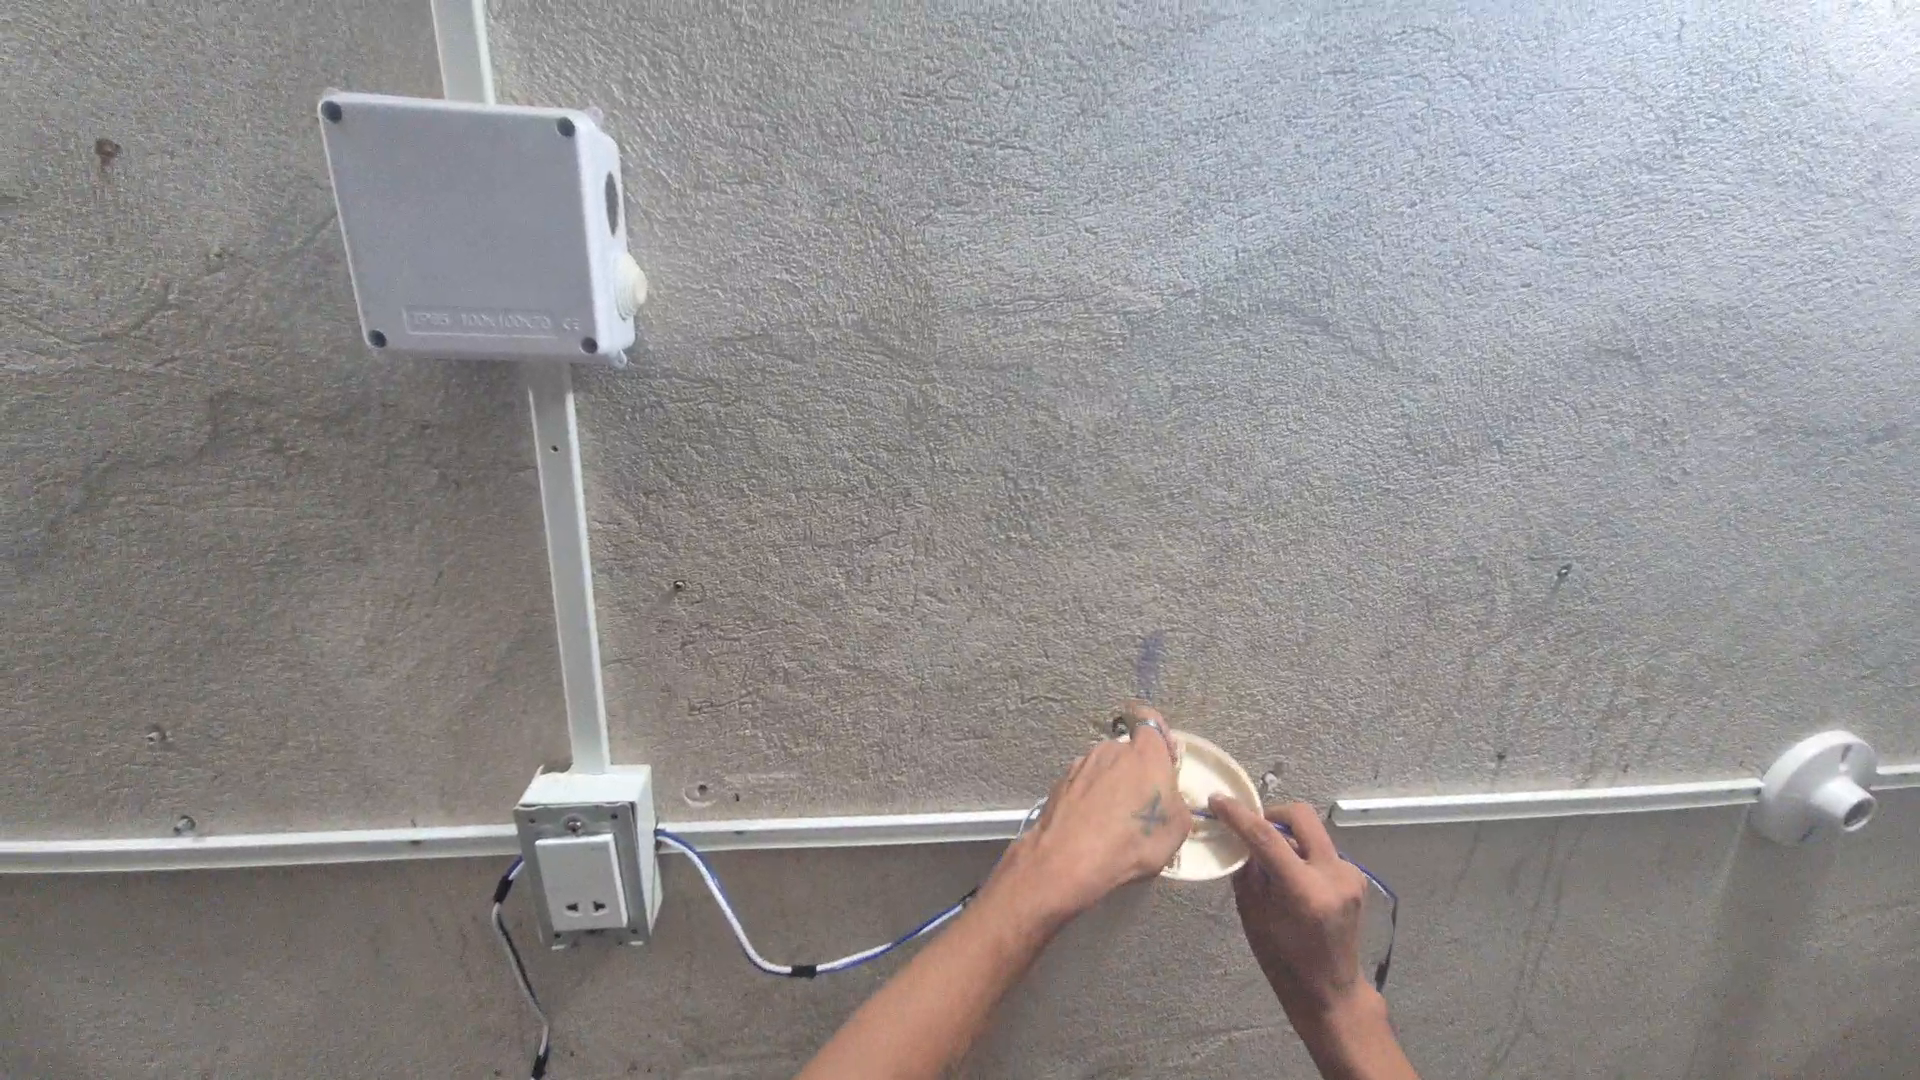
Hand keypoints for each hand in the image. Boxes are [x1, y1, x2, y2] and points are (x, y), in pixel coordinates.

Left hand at [982, 702, 1190, 928]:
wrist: (1070, 857)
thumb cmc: (1133, 840)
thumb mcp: (1177, 828)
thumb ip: (1175, 801)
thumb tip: (1167, 796)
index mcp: (1145, 753)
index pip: (1150, 720)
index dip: (1158, 735)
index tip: (1163, 758)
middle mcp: (1111, 749)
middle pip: (1127, 750)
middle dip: (1134, 770)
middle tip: (1139, 802)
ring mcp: (1082, 763)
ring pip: (1103, 767)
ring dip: (1110, 784)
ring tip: (1112, 819)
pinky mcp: (1061, 781)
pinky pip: (1083, 783)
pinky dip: (1089, 797)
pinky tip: (1090, 823)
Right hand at [1209, 797, 1370, 1021]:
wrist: (1330, 991)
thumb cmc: (1283, 959)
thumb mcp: (1252, 912)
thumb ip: (1247, 868)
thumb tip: (1239, 836)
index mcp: (1305, 890)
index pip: (1266, 835)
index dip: (1238, 814)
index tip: (1217, 800)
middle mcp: (1334, 875)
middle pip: (1300, 816)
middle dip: (1272, 813)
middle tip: (1253, 828)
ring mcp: (1351, 875)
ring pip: (1311, 831)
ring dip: (1287, 836)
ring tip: (1272, 861)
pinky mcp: (1356, 877)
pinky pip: (1321, 849)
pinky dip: (1301, 852)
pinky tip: (1292, 875)